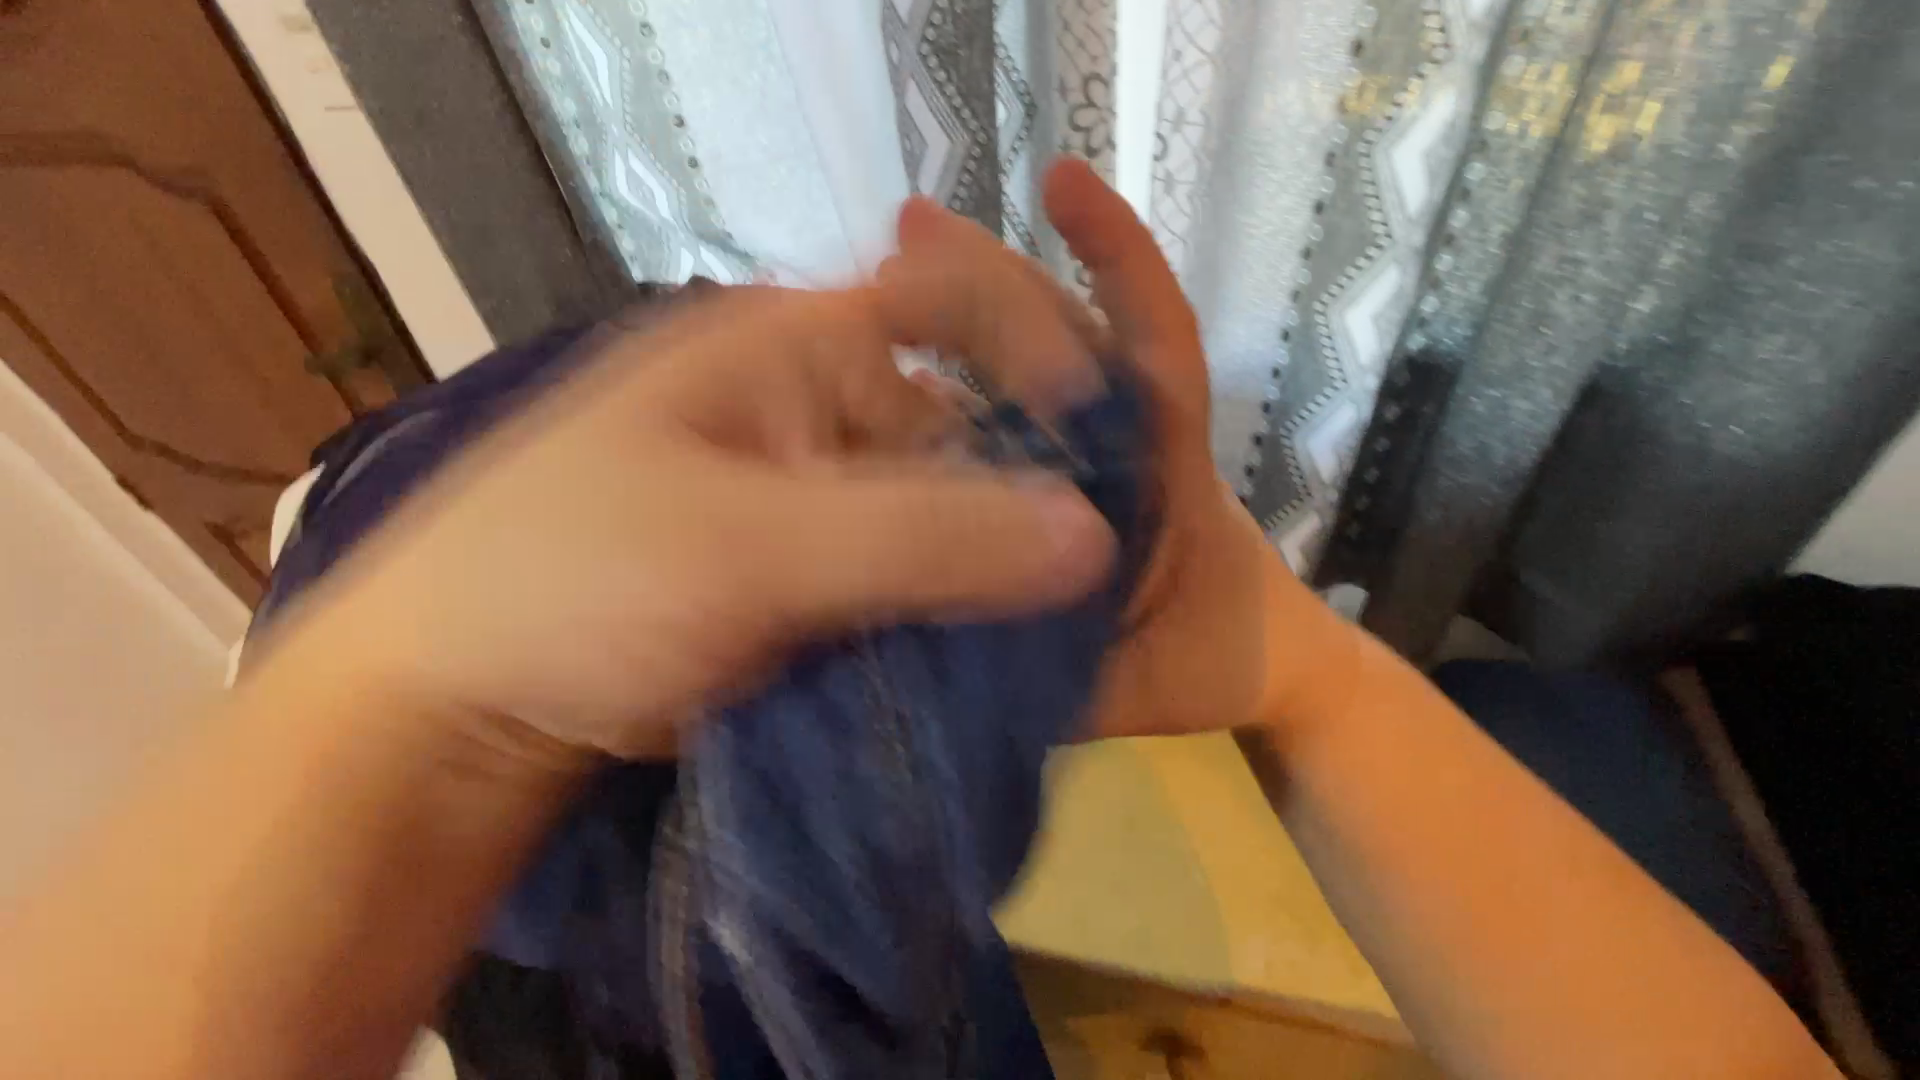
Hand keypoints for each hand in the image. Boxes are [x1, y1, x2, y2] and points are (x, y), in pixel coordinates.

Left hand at [267, 279, 1119, 764]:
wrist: (454, 708)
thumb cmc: (575, 583)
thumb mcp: (750, 545)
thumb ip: (925, 532)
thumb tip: (1095, 531)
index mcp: (789, 347)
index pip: (945, 307)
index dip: (1031, 351)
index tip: (1100, 437)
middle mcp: (808, 408)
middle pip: (951, 424)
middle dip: (1021, 487)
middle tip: (1095, 560)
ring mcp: (805, 499)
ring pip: (931, 514)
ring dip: (983, 562)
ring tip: (1056, 616)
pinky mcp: (799, 579)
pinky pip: (900, 580)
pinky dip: (942, 608)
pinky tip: (989, 648)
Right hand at [894, 160, 1337, 739]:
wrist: (1258, 670)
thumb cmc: (1216, 666)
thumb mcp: (1135, 686)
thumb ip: (1067, 682)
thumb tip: (954, 662)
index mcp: (1162, 474)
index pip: (1149, 350)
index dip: (1117, 261)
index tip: (1060, 187)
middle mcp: (1120, 446)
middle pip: (1067, 339)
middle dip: (995, 280)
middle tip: (908, 231)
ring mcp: (1090, 458)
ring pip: (1030, 375)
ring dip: (966, 325)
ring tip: (879, 283)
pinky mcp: (1066, 480)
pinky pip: (1004, 428)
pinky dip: (957, 394)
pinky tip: (889, 384)